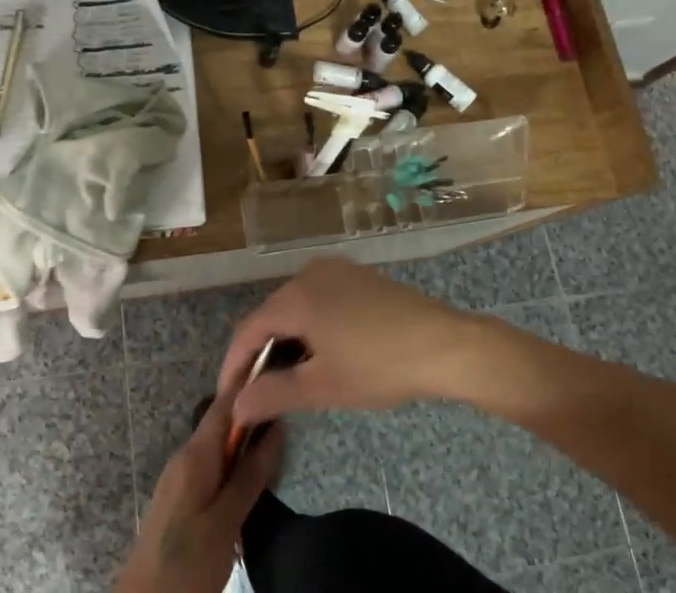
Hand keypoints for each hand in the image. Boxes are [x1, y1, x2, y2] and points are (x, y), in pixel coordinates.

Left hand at [115, 388, 283, 592]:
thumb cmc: (188, 560)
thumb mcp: (226, 520)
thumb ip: (250, 476)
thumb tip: (275, 428)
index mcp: (195, 456)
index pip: (224, 403)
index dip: (248, 380)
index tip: (276, 360)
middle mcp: (185, 456)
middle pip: (222, 421)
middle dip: (253, 408)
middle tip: (288, 399)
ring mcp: (181, 476)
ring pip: (218, 443)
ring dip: (245, 436)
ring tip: (279, 430)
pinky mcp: (182, 496)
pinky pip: (213, 463)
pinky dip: (234, 458)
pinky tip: (254, 467)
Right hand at [217, 257, 482, 427]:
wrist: (446, 345)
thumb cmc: (380, 366)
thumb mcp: (323, 387)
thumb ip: (273, 393)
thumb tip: (237, 405)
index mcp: (296, 296)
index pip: (248, 330)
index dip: (234, 365)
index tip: (229, 399)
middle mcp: (310, 273)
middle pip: (270, 315)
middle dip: (260, 354)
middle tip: (257, 394)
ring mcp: (337, 271)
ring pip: (295, 307)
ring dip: (285, 341)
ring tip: (286, 380)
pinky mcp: (359, 277)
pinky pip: (318, 300)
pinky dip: (309, 327)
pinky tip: (319, 354)